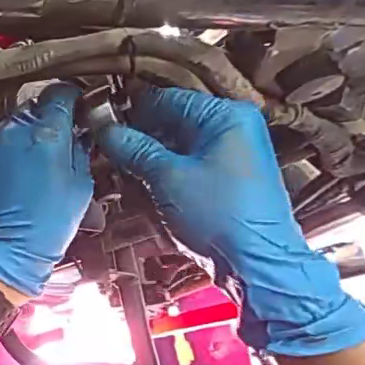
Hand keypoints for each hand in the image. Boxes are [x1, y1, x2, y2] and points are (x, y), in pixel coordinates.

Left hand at [0, 83, 93, 296]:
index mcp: (47, 134)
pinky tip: (8, 176)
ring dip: (20, 138)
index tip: (74, 105)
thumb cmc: (44, 229)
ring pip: (9, 125)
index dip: (70, 98)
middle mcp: (13, 131)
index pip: (60, 93)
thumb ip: (79, 151)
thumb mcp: (80, 189)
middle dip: (45, 122)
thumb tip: (78, 133)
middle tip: (54, 144)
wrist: (1, 255)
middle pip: (33, 108)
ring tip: (29, 166)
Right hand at [98, 88, 364, 356]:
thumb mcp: (168, 178)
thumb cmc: (226, 219)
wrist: (258, 265)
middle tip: (113, 152)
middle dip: (142, 142)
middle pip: (174, 125)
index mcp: (228, 116)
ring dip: (153, 163)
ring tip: (129, 177)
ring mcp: (235, 158)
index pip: (169, 99)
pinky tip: (151, 194)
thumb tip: (109, 131)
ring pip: (181, 150)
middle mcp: (237, 131)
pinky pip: (192, 171)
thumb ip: (135, 150)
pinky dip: (169, 179)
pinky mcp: (230, 185)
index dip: (133, 111)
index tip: (106, 123)